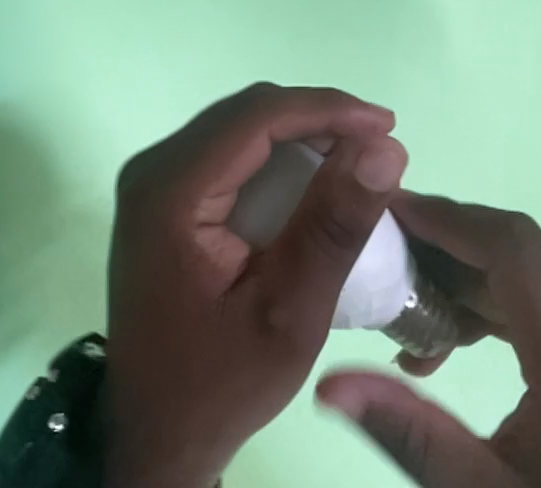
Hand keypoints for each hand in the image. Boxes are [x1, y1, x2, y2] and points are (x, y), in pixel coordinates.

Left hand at [102, 83, 409, 487]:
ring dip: (299, 135)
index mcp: (171, 192)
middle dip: (317, 119)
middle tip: (379, 148)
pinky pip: (227, 153)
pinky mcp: (163, 197)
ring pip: (237, 127)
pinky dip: (276, 158)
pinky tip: (314, 180)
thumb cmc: (220, 382)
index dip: (326, 109)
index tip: (387, 126)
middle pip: (245, 114)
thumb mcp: (289, 313)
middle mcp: (153, 170)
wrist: (156, 432)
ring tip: (358, 161)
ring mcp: (154, 182)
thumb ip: (333, 227)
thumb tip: (386, 148)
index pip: (255, 117)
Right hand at [317, 194, 540, 486]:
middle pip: (509, 254)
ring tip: (397, 316)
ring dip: (458, 284)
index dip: (441, 216)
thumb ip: (412, 435)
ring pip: (523, 278)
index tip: (379, 211)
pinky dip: (491, 309)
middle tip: (368, 264)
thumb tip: (328, 385)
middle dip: (434, 251)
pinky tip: (449, 346)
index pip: (508, 242)